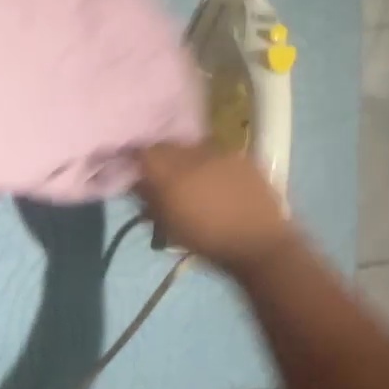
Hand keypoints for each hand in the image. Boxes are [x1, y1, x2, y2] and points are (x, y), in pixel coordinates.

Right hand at [137, 143, 297, 273]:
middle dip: (160, 157)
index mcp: (172, 175)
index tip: (131, 169)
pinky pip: (217, 153)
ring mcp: (223, 154)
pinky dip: (208, 162)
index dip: (135, 158)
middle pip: (169, 146)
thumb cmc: (205, 241)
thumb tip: (138, 183)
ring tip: (186, 176)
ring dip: (184, 159)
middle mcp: (196, 156)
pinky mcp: (244, 159)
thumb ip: (150, 199)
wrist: (257, 243)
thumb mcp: (167, 226)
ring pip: (193, 147)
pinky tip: (212, 180)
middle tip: (157, 174)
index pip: (145, 153)